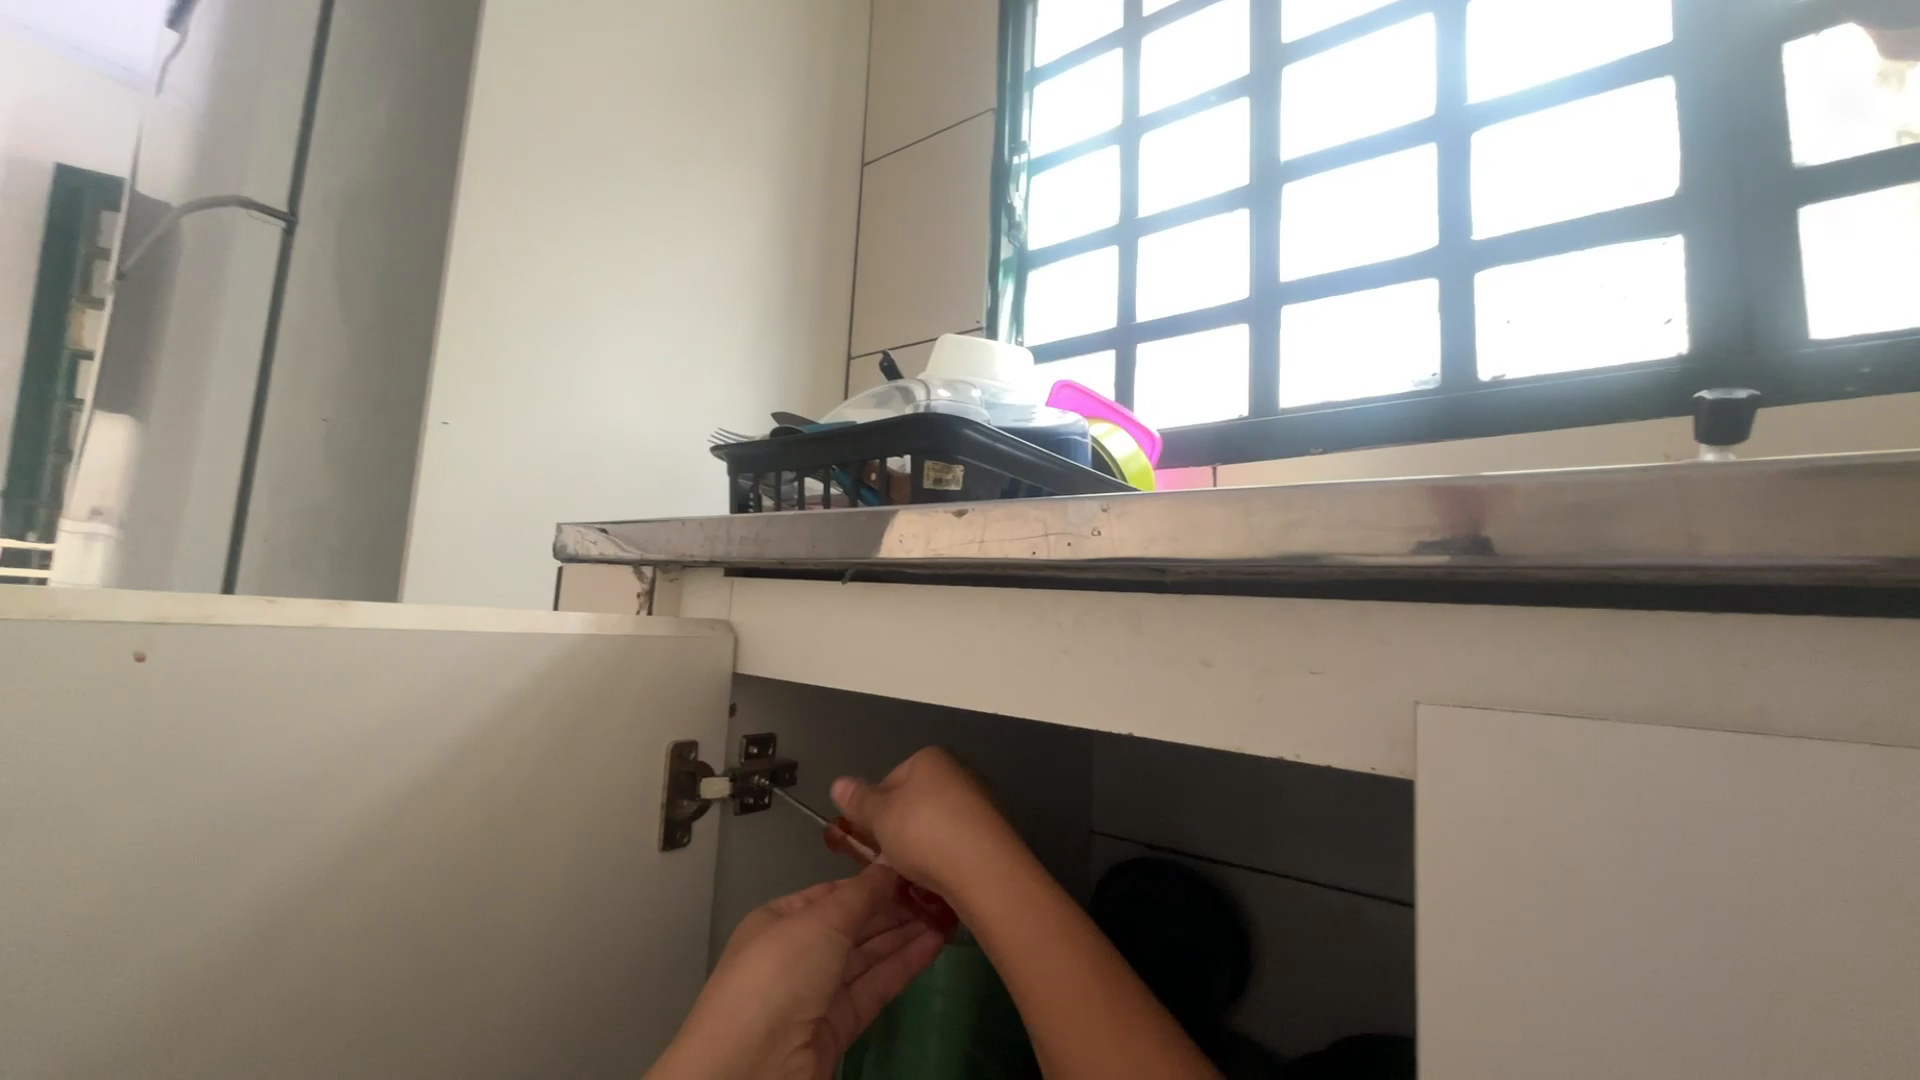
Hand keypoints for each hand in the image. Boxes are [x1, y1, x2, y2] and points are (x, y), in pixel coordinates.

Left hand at [648, 866, 942, 1079]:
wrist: (752, 1069)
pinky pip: (874, 988)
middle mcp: (797, 955)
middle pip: (853, 925)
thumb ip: (861, 893)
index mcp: (780, 921)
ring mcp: (816, 995)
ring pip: (867, 957)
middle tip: (938, 890)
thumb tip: (890, 863)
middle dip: (894, 908)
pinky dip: (902, 966)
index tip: (913, 867)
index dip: (872, 882)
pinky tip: (932, 945)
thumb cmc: (778, 975)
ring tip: (946, 914)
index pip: (833, 893)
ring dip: (905, 935)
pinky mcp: (837, 1029)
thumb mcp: (820, 920)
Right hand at [830, 747, 1030, 907]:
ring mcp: (979, 802)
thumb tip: (838, 783)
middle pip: (914, 802)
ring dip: (920, 847)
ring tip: (910, 874)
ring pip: (935, 825)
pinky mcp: (993, 833)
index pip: (889, 780)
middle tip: (885, 859)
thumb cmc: (924, 832)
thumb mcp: (880, 816)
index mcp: (930, 758)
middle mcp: (958, 772)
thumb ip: (858, 800)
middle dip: (897, 830)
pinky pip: (957, 843)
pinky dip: (945, 858)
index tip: (869, 838)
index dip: (873, 811)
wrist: (985, 868)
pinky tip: (937, 879)